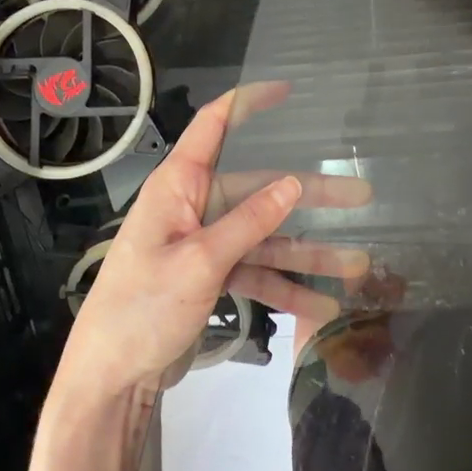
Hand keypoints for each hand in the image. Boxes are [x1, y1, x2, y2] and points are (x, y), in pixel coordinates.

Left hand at [57, 82, 371, 392]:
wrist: (110, 379)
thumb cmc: (142, 308)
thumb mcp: (199, 263)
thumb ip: (248, 222)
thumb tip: (293, 182)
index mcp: (179, 185)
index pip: (213, 126)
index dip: (248, 103)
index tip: (286, 91)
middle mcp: (193, 206)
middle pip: (258, 189)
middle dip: (308, 196)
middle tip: (360, 194)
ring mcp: (204, 243)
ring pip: (264, 236)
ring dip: (306, 252)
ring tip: (356, 264)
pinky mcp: (210, 277)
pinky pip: (255, 272)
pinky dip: (284, 288)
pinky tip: (321, 306)